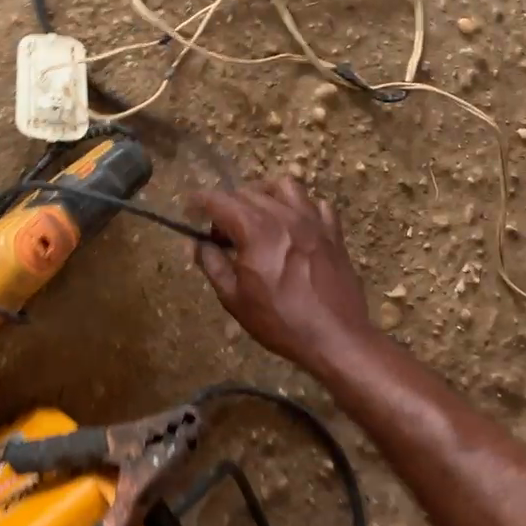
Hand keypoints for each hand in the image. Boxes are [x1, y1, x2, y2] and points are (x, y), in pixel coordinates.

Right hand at [190, 177, 373, 374]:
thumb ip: (211, 263)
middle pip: (247, 191)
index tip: (189, 210)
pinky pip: (317, 205)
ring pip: (284, 186)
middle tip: (222, 233)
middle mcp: (283, 216)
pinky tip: (295, 226)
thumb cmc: (280, 320)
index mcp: (255, 229)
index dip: (199, 201)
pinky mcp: (333, 234)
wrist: (337, 339)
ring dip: (265, 195)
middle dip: (228, 205)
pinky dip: (302, 208)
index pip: (218, 200)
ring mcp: (313, 222)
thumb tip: (198, 244)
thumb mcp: (233, 297)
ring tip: (259, 216)